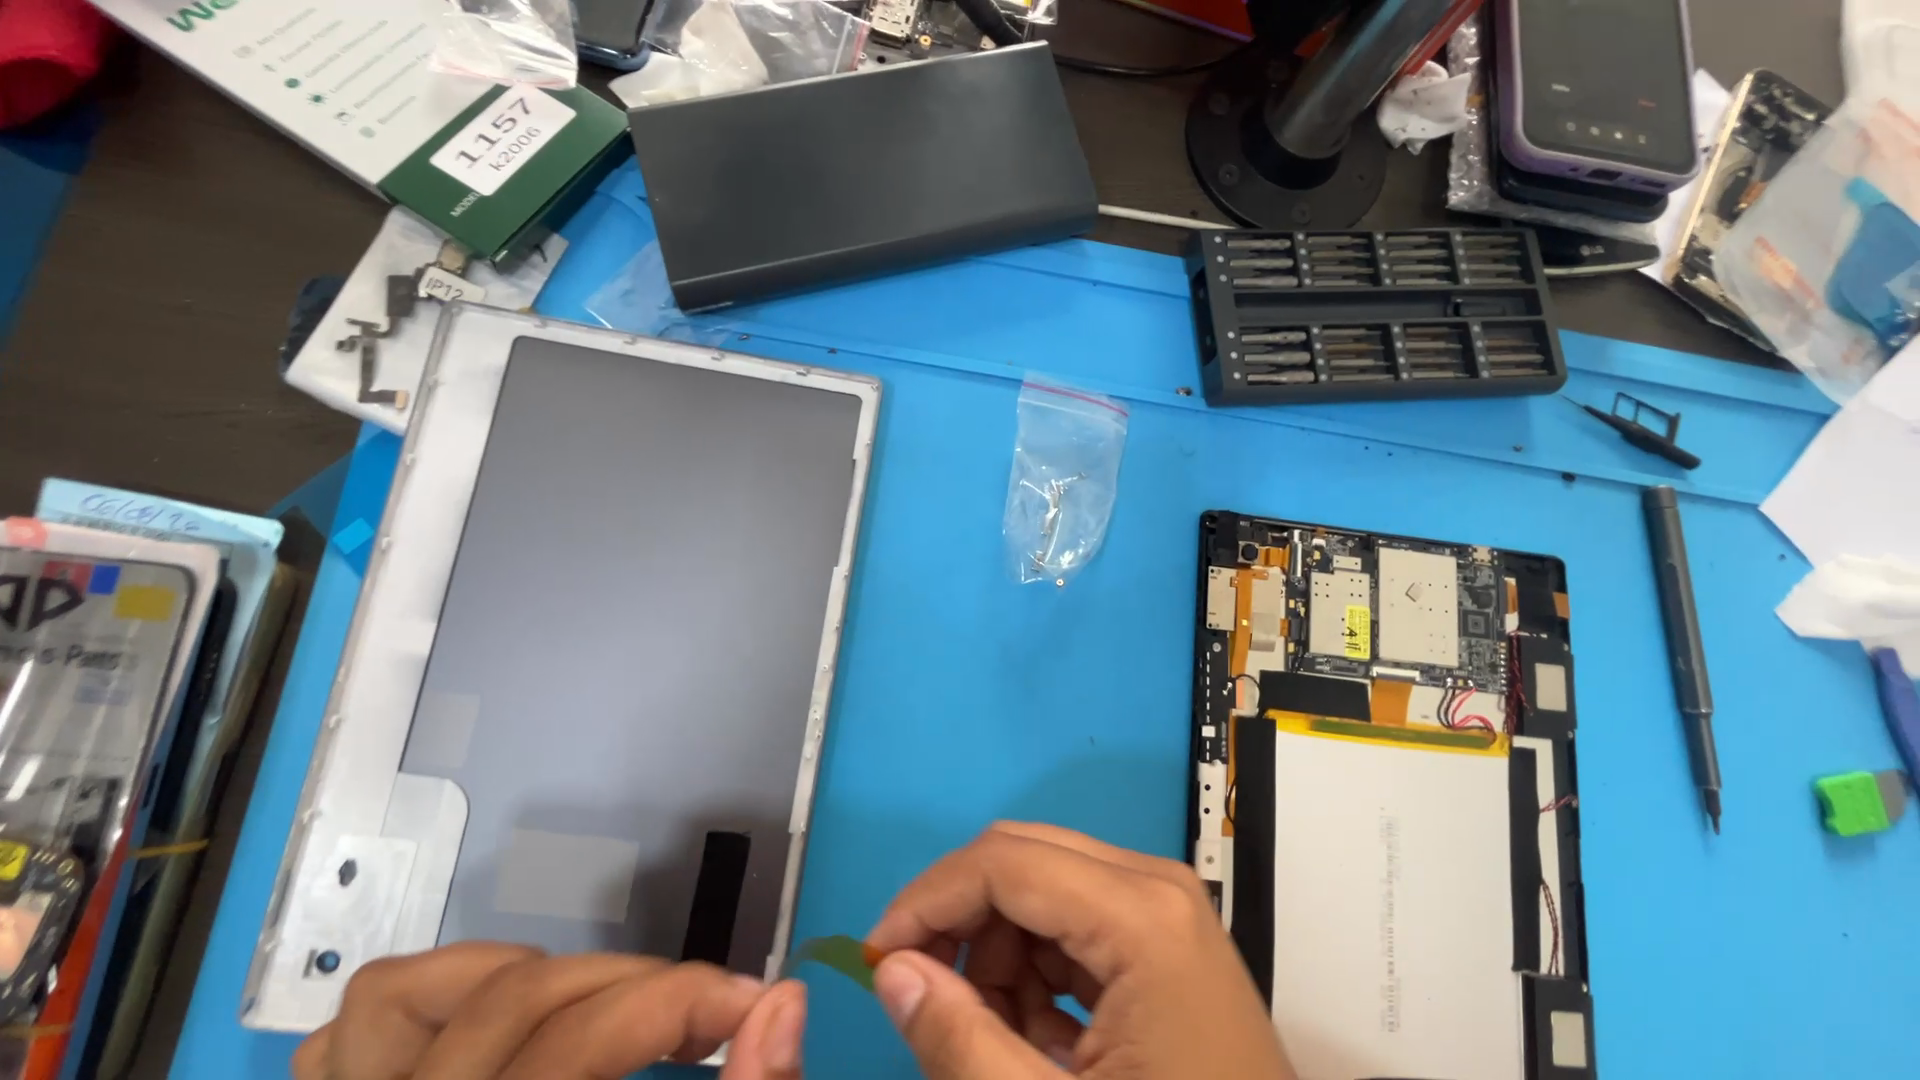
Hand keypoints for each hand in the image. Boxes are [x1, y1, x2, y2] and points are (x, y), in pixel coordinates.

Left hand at [290, 943, 807, 1079]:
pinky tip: (509, 1034)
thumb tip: (783, 1002)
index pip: (576, 1046)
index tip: (756, 1002)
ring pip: (399, 1002)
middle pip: (517, 1005)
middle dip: (640, 984)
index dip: (683, 997)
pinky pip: (344, 1043)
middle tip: (710, 1015)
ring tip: (611, 1015)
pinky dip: (432, 1007)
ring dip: (525, 980)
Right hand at [865, 822, 1292, 1078]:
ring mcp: (1165, 909)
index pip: (1002, 863)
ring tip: (994, 1041)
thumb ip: (960, 1042)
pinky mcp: (1164, 939)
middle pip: (1020, 860)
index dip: (926, 902)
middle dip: (959, 921)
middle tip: (924, 995)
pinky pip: (1073, 924)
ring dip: (998, 956)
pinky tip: (1039, 1043)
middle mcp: (1155, 887)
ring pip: (1042, 891)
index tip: (875, 961)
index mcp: (1139, 915)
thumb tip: (890, 969)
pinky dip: (1036, 972)